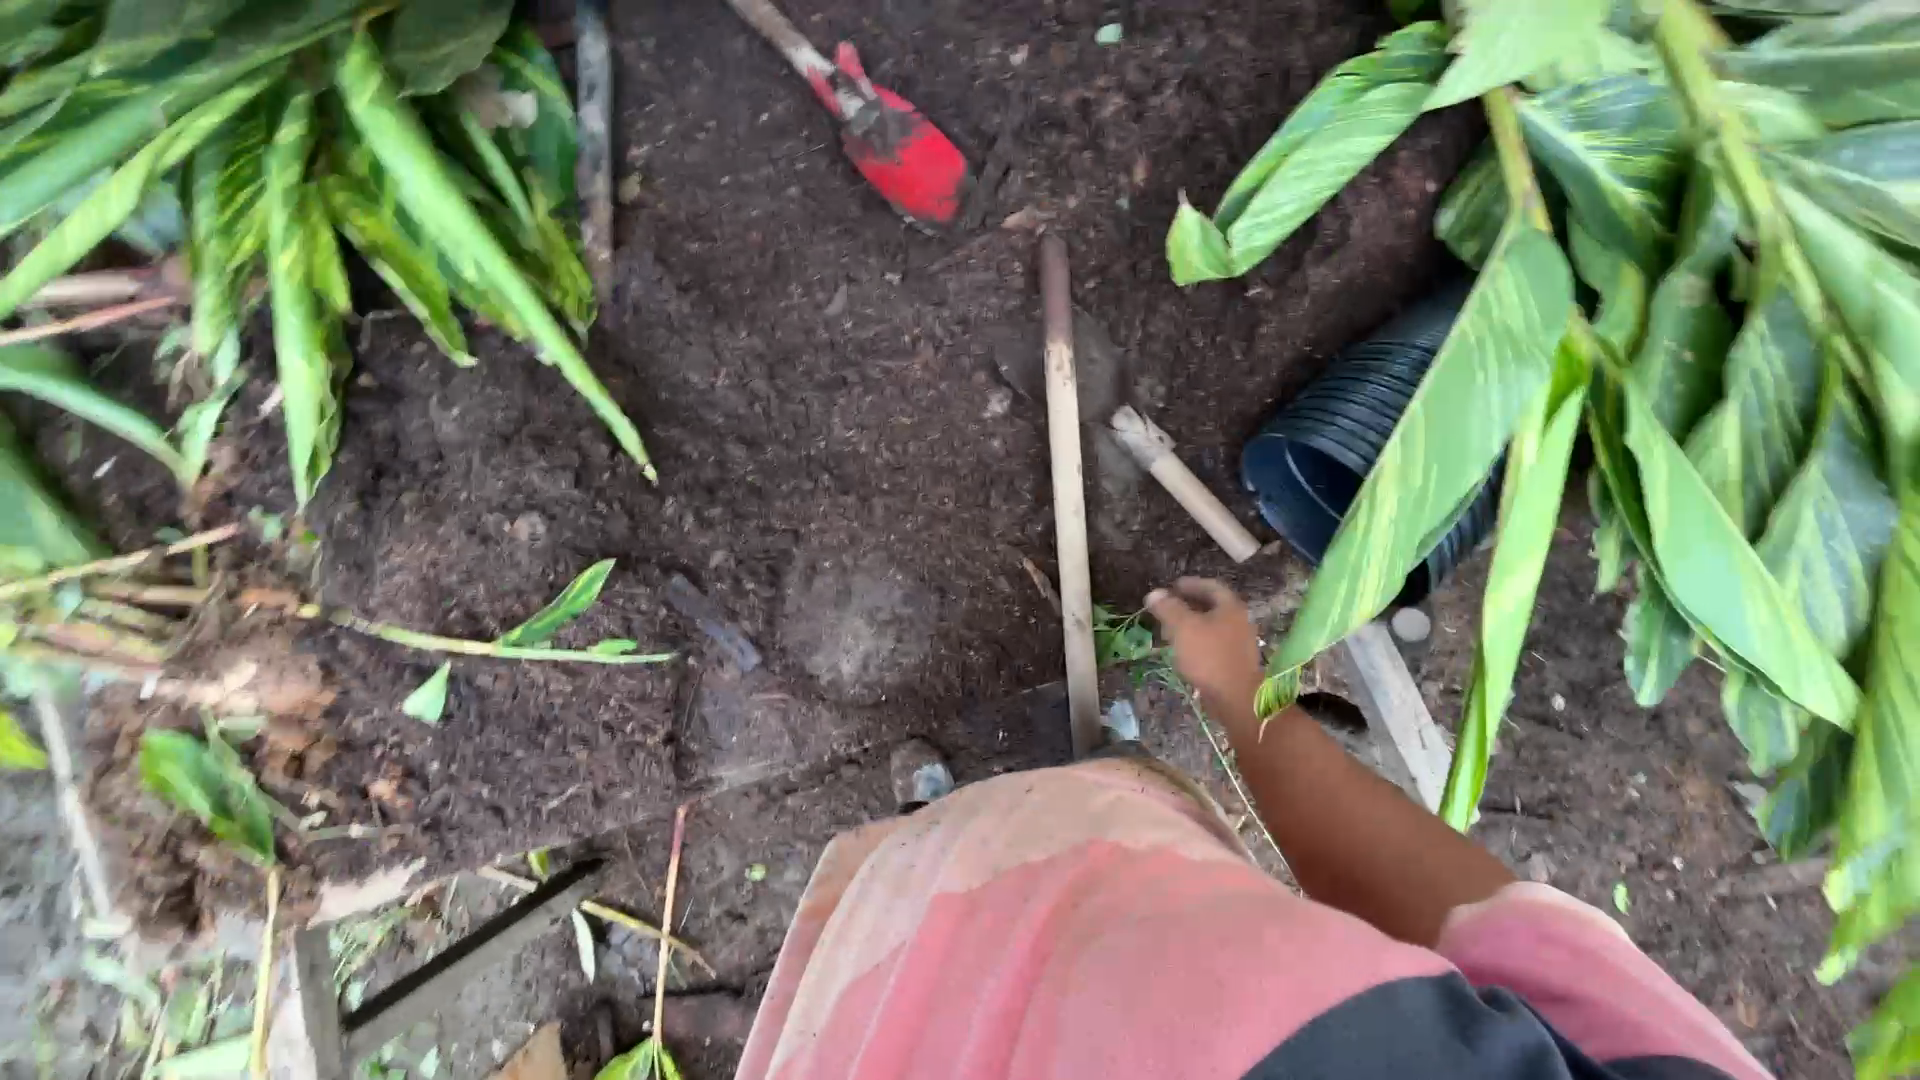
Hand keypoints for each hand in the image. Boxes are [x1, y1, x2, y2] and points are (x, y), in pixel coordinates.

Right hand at [1145, 578, 1263, 723]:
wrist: (1235, 697)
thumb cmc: (1208, 656)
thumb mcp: (1183, 627)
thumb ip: (1168, 608)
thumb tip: (1154, 593)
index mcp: (1230, 607)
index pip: (1211, 586)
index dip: (1190, 584)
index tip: (1172, 586)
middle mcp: (1238, 621)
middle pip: (1211, 607)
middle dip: (1187, 605)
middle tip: (1166, 609)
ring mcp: (1238, 643)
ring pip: (1210, 627)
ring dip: (1189, 625)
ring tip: (1168, 631)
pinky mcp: (1233, 662)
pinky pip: (1212, 644)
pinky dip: (1196, 642)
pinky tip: (1182, 652)